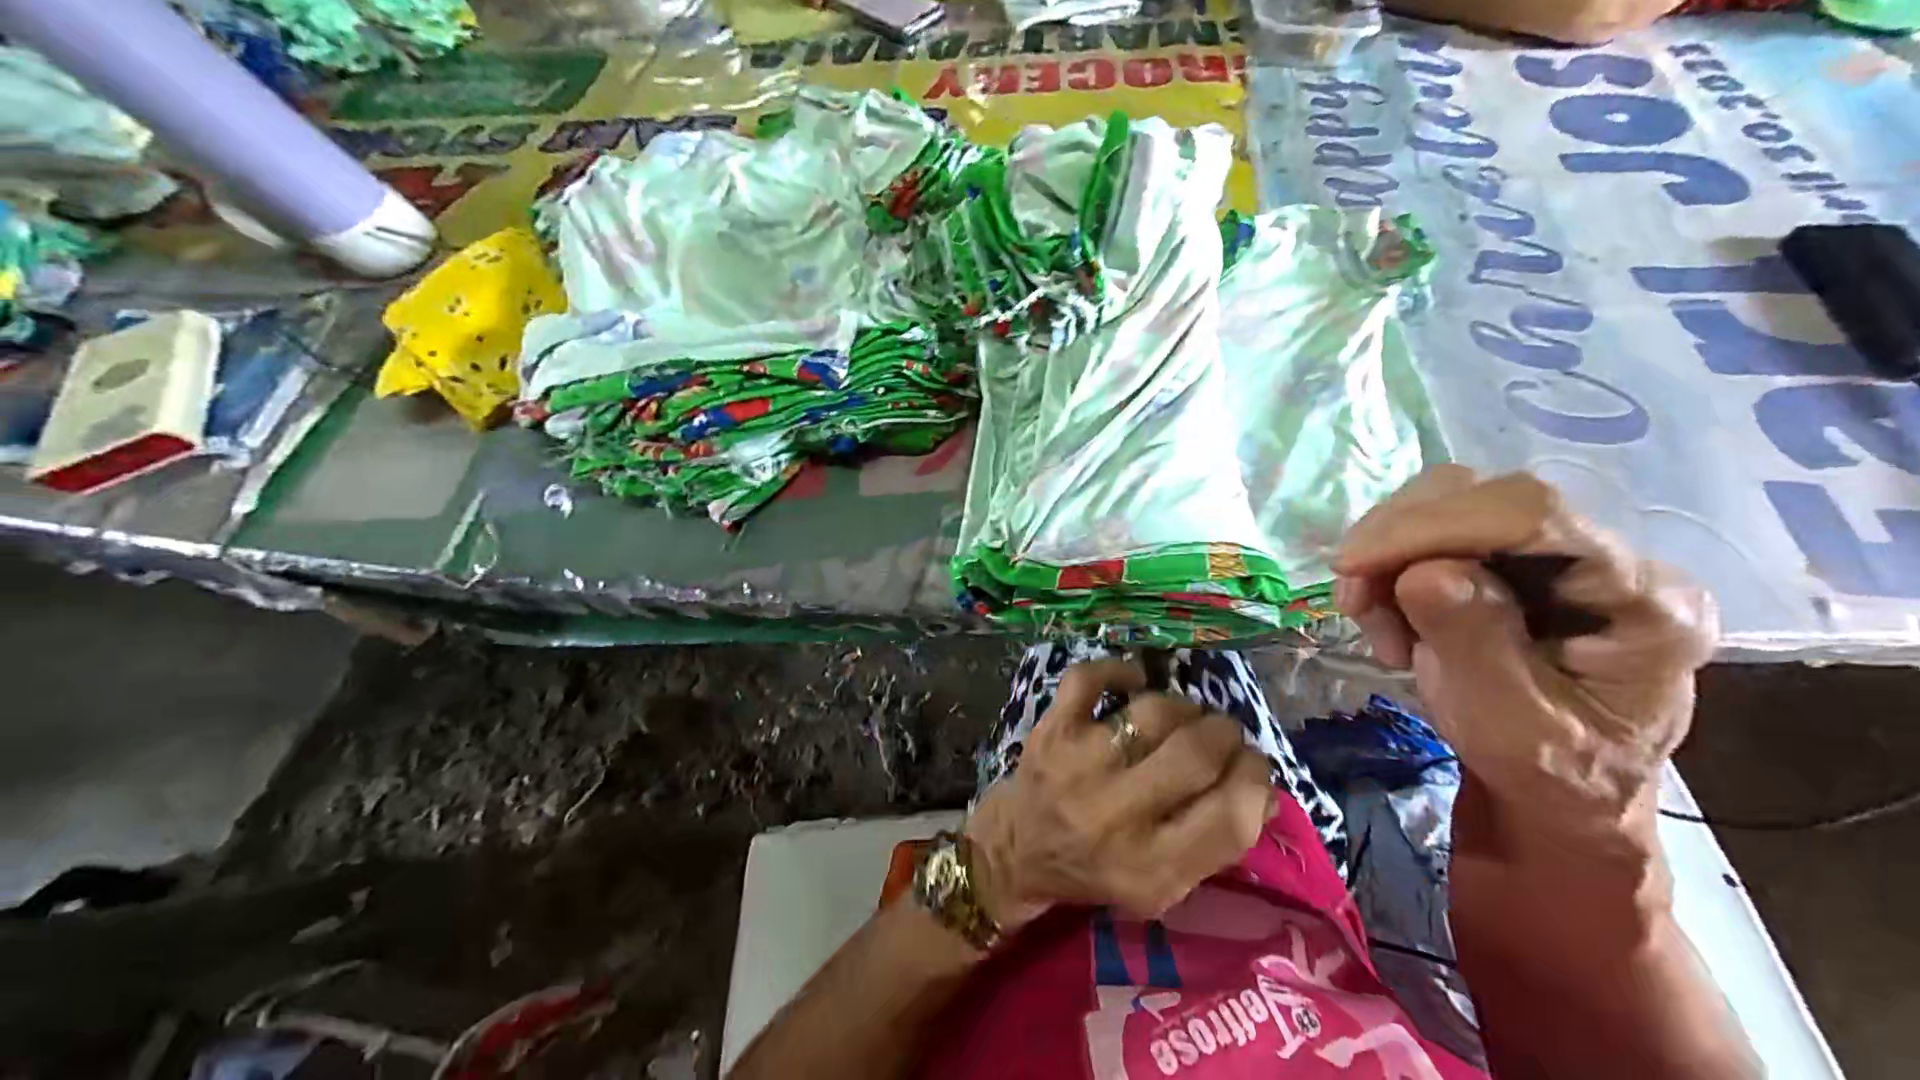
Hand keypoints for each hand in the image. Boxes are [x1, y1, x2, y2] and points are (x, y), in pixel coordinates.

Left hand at [964, 659, 1274, 929]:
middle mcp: (1115, 815)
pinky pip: (1089, 679)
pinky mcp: (1051, 730)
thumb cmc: (1097, 870)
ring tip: (1184, 717)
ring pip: (1154, 712)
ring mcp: (1079, 765)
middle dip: (1225, 735)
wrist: (1015, 852)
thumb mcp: (1162, 885)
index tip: (1252, 766)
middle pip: (1197, 752)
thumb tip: (1265, 788)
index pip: (1232, 816)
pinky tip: (1134, 681)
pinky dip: (1118, 670)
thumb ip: (1215, 842)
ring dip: (1184, 708)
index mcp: (1151, 868)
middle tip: (1221, 735)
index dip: (1256, 781)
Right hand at [1333, 466, 1717, 854]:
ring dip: (1387, 553)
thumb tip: (1423, 571)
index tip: (1351, 565)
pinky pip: (1433, 526)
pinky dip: (1389, 563)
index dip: (1430, 526)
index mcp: (1645, 602)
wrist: (1560, 790)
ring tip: (1371, 616)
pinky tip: (1387, 612)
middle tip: (1354, 600)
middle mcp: (1612, 556)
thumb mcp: (1510, 726)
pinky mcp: (1516, 554)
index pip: (1534, 517)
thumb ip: (1476, 645)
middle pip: (1483, 495)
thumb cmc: (1546, 770)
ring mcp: (1561, 549)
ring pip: (1449, 500)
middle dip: (1397, 540)